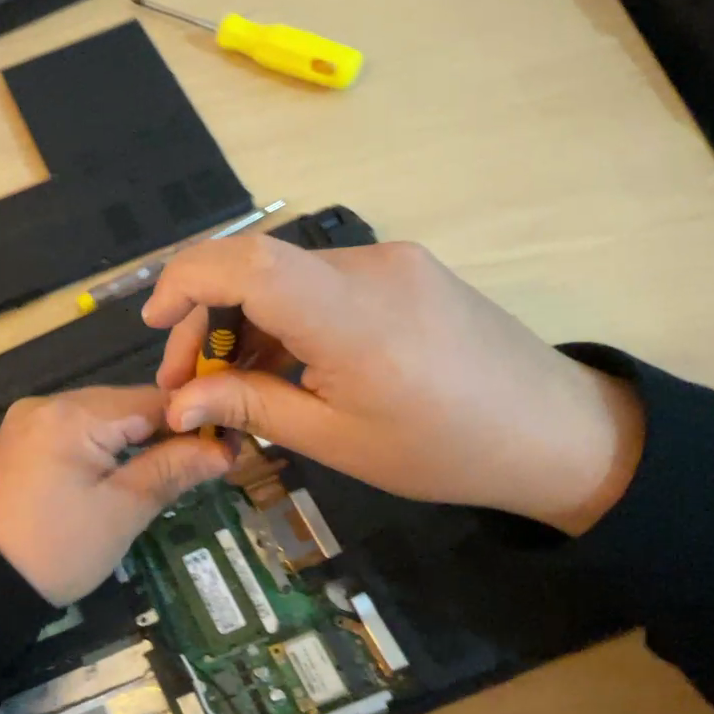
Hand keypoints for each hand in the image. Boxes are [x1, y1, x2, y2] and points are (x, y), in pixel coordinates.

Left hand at [0, 386, 232, 605]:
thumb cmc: (60, 549)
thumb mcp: (123, 511)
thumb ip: (172, 469)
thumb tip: (226, 447)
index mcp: (72, 414)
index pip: (151, 401)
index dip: (194, 421)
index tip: (229, 444)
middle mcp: (47, 403)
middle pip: (125, 404)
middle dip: (165, 429)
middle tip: (206, 461)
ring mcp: (29, 419)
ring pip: (101, 416)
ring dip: (135, 437)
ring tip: (173, 467)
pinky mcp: (22, 438)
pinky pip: (76, 429)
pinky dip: (103, 444)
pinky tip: (125, 467)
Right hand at [142, 236, 644, 535]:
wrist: (560, 433)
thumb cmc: (443, 451)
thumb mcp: (335, 441)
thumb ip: (248, 408)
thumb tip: (177, 404)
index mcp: (351, 317)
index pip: (245, 264)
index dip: (185, 281)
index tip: (154, 323)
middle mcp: (368, 268)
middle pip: (254, 270)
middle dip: (205, 319)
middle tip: (188, 382)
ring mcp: (389, 262)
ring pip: (283, 277)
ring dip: (243, 322)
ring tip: (229, 382)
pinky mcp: (402, 270)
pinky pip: (319, 283)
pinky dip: (282, 318)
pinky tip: (279, 364)